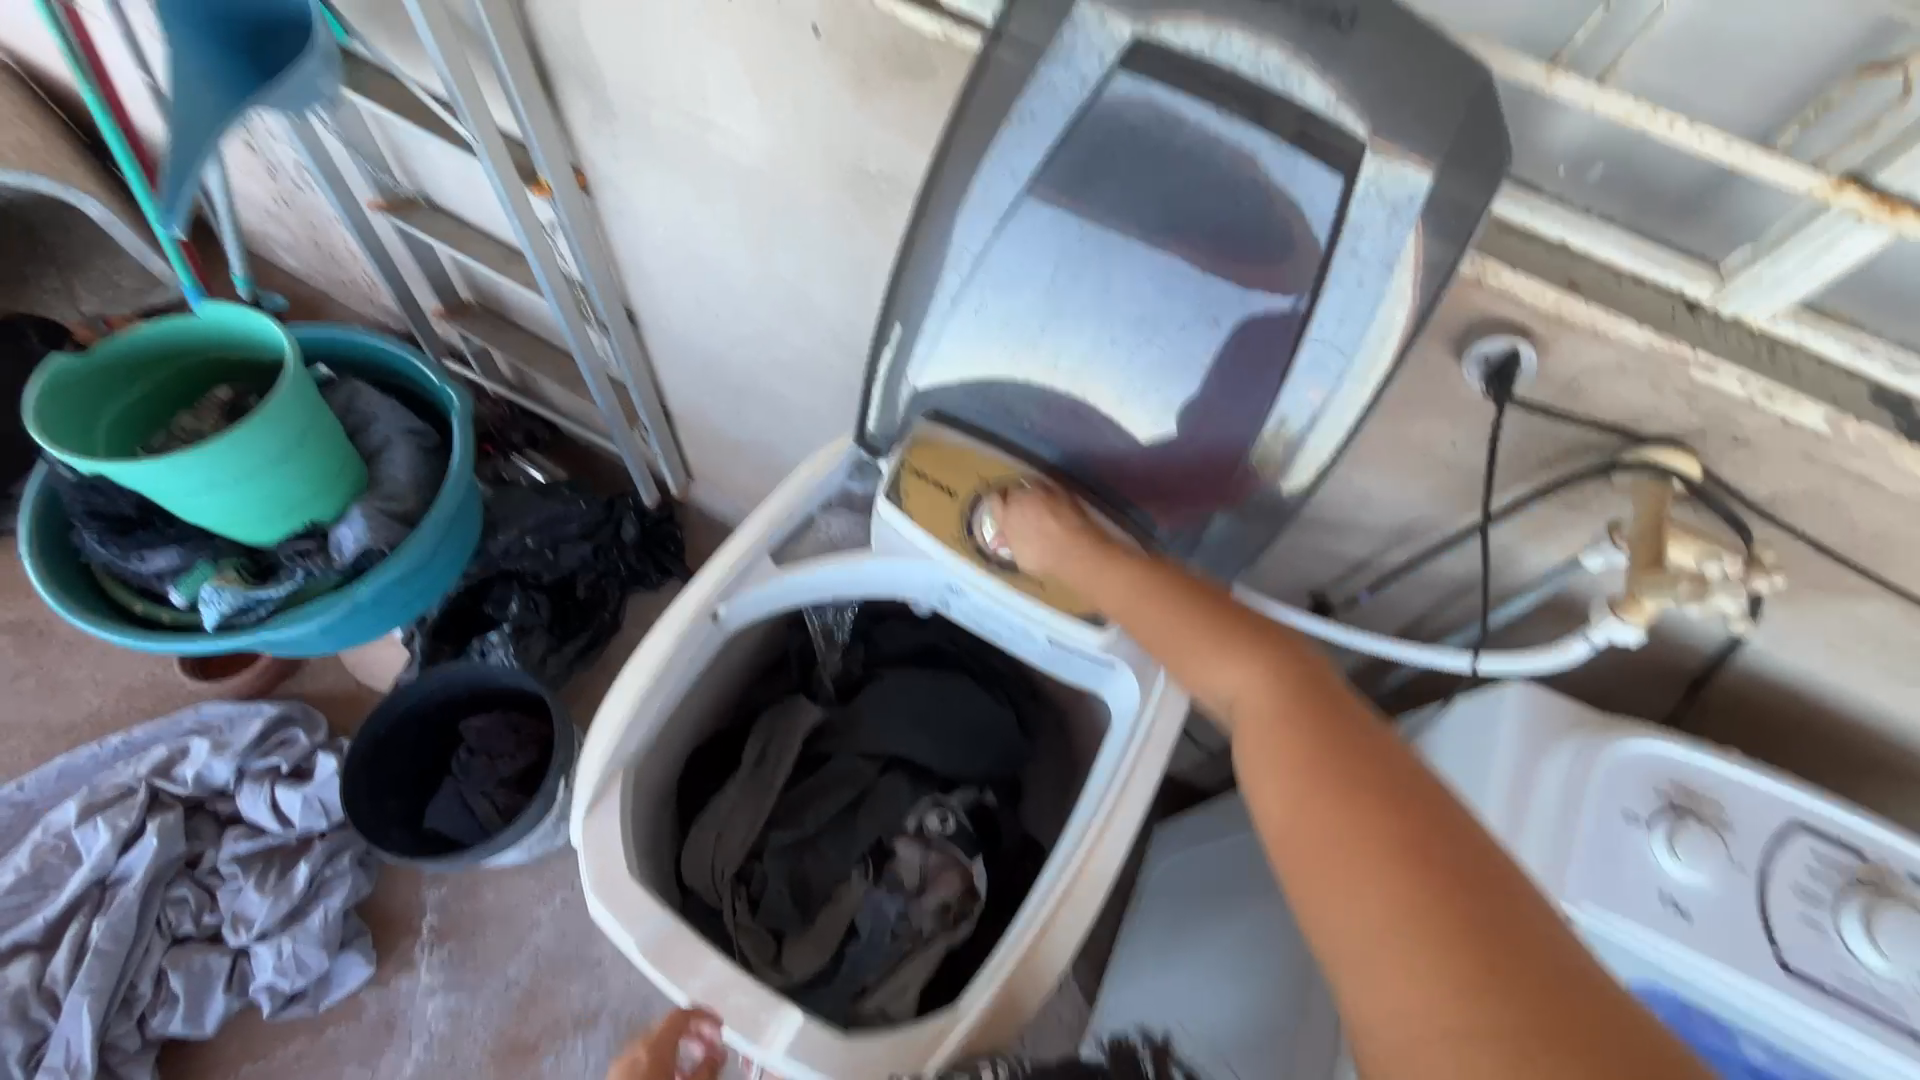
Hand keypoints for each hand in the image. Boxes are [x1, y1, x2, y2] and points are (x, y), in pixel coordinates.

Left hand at [606, 1007, 725, 1079]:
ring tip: (691, 1072)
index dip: (705, 1017)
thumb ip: (708, 1069)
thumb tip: (718, 1053)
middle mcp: (634, 1049)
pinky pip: (641, 1060)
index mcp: (654, 1047)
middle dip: (693, 1035)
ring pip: (654, 1045)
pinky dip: (660, 1062)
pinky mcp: (613, 1079)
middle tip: (710, 1051)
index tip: (720, 1031)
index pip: (682, 1015)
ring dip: (678, 1050)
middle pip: (668, 1028)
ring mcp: (620, 1064)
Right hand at [987, 484, 1113, 579]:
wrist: (1075, 551)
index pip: (993, 499)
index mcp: (1006, 514)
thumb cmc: (1042, 559)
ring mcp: (1043, 492)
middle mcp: (1021, 497)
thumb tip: (1000, 539)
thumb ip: (1009, 542)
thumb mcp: (1019, 557)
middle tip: (1021, 511)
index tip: (1001, 512)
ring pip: (1032, 485)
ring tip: (1039, 505)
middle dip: (1015, 498)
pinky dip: (1051, 494)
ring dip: (1033, 493)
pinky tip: (1056, 504)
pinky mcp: (1063, 490)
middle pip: (1013, 490)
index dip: (998, 505)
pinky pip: (1051, 488)